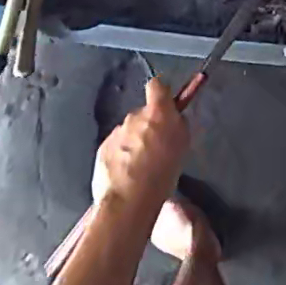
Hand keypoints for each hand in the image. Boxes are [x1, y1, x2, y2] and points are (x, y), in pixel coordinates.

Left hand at [94, 78, 189, 218]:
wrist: (128, 199)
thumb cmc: (162, 172)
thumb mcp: (183, 144)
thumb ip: (178, 124)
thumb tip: (174, 118)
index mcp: (157, 112)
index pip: (157, 85)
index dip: (162, 91)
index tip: (167, 101)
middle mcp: (134, 117)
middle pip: (144, 113)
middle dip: (150, 125)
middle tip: (159, 145)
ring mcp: (116, 133)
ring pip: (130, 131)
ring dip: (136, 141)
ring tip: (144, 165)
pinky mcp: (102, 149)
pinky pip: (117, 146)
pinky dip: (123, 154)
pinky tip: (129, 173)